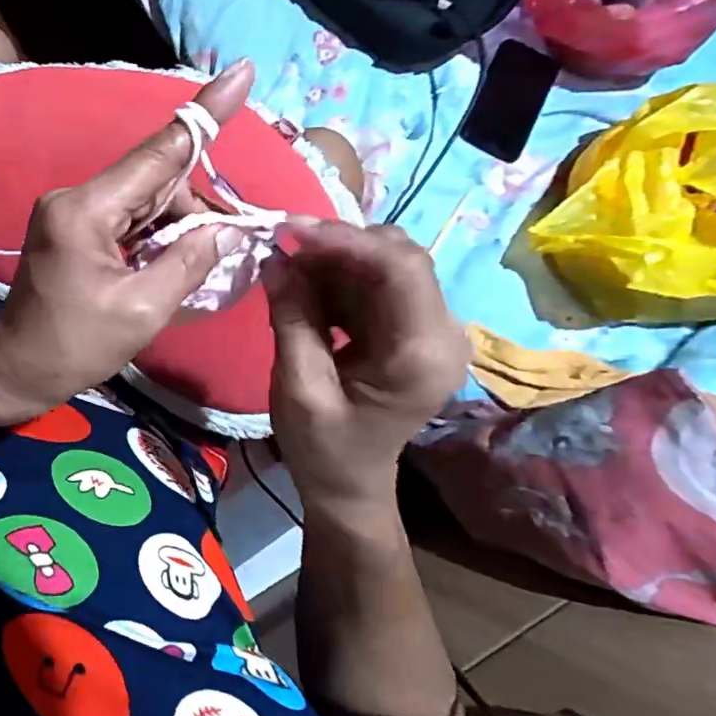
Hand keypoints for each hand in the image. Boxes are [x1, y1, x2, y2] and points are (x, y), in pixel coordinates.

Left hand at [0, 61, 256, 419]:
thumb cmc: (74, 346)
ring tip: (183, 270)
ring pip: (145, 199)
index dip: (205, 115)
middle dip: (192, 210)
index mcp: (85, 210)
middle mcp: (74, 197)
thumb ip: (188, 263)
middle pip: (155, 180)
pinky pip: (127, 217)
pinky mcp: (72, 227)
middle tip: (218, 250)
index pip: (158, 153)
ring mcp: (70, 210)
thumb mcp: (141, 311)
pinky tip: (164, 263)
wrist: (17, 367)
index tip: (243, 71)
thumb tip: (225, 229)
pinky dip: (154, 235)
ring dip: (174, 227)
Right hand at [263, 223, 469, 502]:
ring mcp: (428, 330)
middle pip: (399, 258)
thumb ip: (292, 319)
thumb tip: (275, 259)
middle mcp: (440, 333)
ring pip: (386, 265)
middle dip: (338, 245)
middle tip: (283, 246)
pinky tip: (303, 286)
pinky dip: (337, 277)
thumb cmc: (323, 447)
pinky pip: (375, 285)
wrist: (348, 485)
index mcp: (421, 353)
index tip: (290, 229)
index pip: (401, 269)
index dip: (346, 240)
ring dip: (335, 259)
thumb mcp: (298, 386)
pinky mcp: (408, 331)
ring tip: (286, 267)